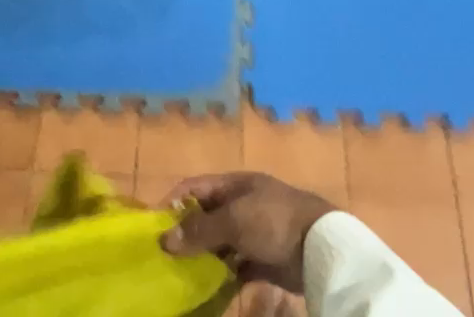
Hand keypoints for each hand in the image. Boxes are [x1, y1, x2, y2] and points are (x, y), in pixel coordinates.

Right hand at [159, 172, 336, 292]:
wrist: (320, 246)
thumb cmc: (274, 220)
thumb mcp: (234, 219)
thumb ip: (200, 229)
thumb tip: (165, 240)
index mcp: (235, 185)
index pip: (196, 187)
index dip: (174, 201)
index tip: (153, 225)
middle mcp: (242, 205)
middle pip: (206, 216)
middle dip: (186, 233)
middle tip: (163, 255)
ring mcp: (254, 232)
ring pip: (220, 243)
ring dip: (203, 257)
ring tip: (180, 274)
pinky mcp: (263, 258)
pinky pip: (235, 266)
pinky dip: (222, 276)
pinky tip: (207, 288)